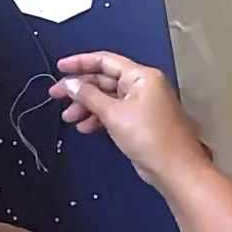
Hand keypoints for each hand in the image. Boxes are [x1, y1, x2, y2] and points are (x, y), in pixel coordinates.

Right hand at [50, 51, 206, 187]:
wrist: (176, 170)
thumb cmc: (148, 136)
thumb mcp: (113, 113)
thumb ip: (88, 95)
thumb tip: (69, 83)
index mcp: (140, 76)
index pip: (105, 60)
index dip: (79, 62)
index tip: (59, 67)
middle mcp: (142, 85)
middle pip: (103, 79)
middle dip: (79, 89)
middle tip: (56, 96)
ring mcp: (141, 103)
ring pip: (106, 97)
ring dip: (86, 106)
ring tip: (69, 118)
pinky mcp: (139, 121)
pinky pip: (113, 112)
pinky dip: (98, 117)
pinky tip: (85, 127)